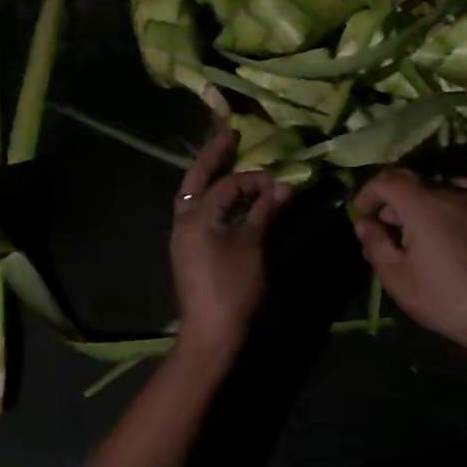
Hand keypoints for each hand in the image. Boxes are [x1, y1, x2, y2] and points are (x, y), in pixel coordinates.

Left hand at [171, 129, 291, 350]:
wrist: (211, 331)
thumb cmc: (232, 288)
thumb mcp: (252, 247)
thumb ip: (265, 213)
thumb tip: (284, 187)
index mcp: (195, 217)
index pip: (226, 185)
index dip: (254, 179)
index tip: (279, 184)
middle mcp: (183, 221)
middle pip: (195, 179)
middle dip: (214, 156)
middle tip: (230, 134)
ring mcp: (183, 237)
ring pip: (193, 197)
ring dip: (211, 179)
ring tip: (229, 162)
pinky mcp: (188, 251)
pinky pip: (198, 214)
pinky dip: (214, 202)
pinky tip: (230, 202)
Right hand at [352, 170, 466, 360]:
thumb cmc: (445, 298)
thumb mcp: (398, 278)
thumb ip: (376, 244)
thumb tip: (365, 223)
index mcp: (423, 204)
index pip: (388, 179)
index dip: (368, 193)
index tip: (361, 216)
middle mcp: (452, 193)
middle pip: (413, 184)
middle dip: (392, 204)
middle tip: (384, 234)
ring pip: (438, 192)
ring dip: (419, 208)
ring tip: (415, 238)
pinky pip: (462, 201)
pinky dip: (445, 210)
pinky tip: (446, 233)